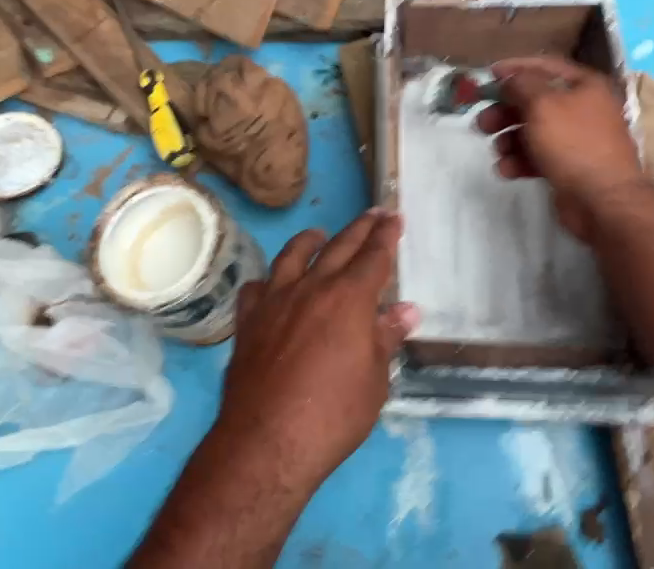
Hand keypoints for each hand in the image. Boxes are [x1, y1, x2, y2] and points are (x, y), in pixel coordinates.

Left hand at [212, 210, 418, 490]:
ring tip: (320, 234)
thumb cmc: (334, 415)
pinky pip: (257, 288)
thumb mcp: (375, 380)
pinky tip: (271, 284)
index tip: (394, 217)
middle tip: (373, 214)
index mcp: (350, 298)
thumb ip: (386, 338)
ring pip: (293, 255)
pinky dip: (268, 280)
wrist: (267, 440)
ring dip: (311, 240)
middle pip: (339, 247)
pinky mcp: (248, 321)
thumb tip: (405, 310)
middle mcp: (312, 287)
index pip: (374, 256)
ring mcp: (275, 301)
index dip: (386, 236)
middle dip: (360, 228)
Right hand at [476, 55, 649, 241]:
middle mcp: (583, 108)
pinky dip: (520, 160)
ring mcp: (577, 139)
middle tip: (482, 121)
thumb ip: (520, 84)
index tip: (487, 75)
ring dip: (509, 138)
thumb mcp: (542, 104)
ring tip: (497, 150)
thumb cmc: (573, 143)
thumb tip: (509, 78)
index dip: (515, 68)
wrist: (604, 201)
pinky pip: (539, 156)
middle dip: (506, 110)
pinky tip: (507, 169)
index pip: (545, 66)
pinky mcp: (569, 166)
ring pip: (534, 130)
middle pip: (535, 101)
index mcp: (585, 85)